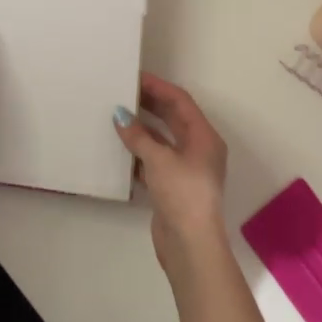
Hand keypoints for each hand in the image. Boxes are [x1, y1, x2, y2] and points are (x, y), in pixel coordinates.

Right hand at [114, 72, 228, 273]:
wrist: (190, 245)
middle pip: (173, 118)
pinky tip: (119, 149)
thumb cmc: (182, 194)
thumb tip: (120, 116)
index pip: (181, 102)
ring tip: (117, 116)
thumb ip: (139, 136)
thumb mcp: (159, 160)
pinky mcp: (173, 186)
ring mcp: (186, 169)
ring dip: (142, 129)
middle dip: (150, 105)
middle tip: (123, 92)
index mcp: (204, 138)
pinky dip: (139, 152)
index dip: (158, 87)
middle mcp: (198, 150)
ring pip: (162, 140)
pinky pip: (155, 160)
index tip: (134, 76)